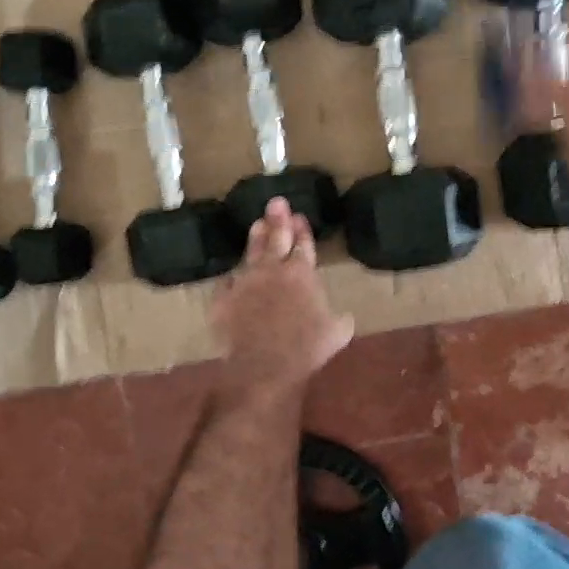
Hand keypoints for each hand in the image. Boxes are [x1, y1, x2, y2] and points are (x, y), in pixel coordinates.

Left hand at [207, 197, 354, 403]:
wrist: (263, 365)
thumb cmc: (306, 347)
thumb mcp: (337, 332)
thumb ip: (340, 318)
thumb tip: (344, 316)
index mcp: (302, 273)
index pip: (303, 245)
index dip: (302, 231)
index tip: (299, 217)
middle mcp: (273, 270)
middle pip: (276, 238)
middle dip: (278, 219)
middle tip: (276, 203)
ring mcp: (245, 282)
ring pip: (251, 253)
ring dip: (256, 238)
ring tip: (258, 224)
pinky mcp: (224, 299)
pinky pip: (228, 283)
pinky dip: (233, 279)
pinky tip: (233, 276)